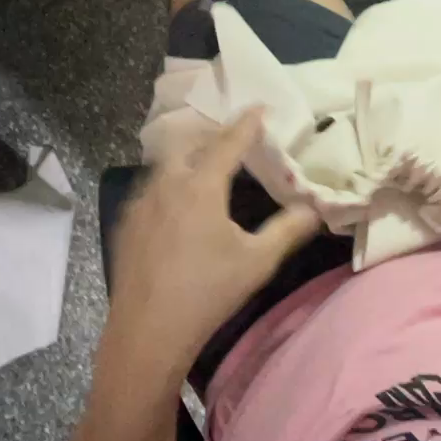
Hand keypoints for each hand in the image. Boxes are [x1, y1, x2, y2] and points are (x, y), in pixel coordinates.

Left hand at [105, 110, 321, 382]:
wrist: (147, 332)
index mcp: (201, 186)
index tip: (258, 107)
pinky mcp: (126, 224)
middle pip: (189, 144)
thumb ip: (288, 229)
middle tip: (231, 140)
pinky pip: (149, 187)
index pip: (228, 142)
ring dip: (187, 157)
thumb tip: (315, 208)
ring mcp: (140, 203)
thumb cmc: (208, 293)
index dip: (246, 123)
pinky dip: (168, 181)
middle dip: (211, 135)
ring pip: (165, 164)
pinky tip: (176, 204)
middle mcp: (167, 184)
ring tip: (205, 167)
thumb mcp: (257, 261)